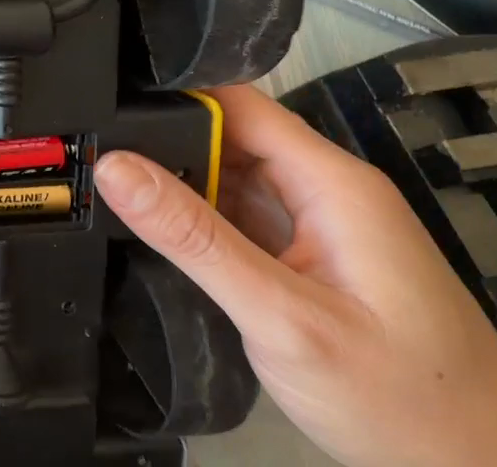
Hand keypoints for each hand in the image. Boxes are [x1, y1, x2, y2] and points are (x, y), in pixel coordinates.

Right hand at [95, 85, 496, 466]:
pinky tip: (162, 232)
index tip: (104, 109)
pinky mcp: (305, 258)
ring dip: (176, 181)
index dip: (169, 95)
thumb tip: (114, 166)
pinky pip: (238, 214)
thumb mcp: (281, 317)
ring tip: (116, 193)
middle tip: (96, 160)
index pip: (237, 102)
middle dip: (161, 141)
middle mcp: (328, 193)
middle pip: (227, 135)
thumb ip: (193, 238)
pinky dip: (197, 217)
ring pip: (228, 175)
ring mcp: (318, 226)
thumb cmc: (400, 401)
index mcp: (334, 184)